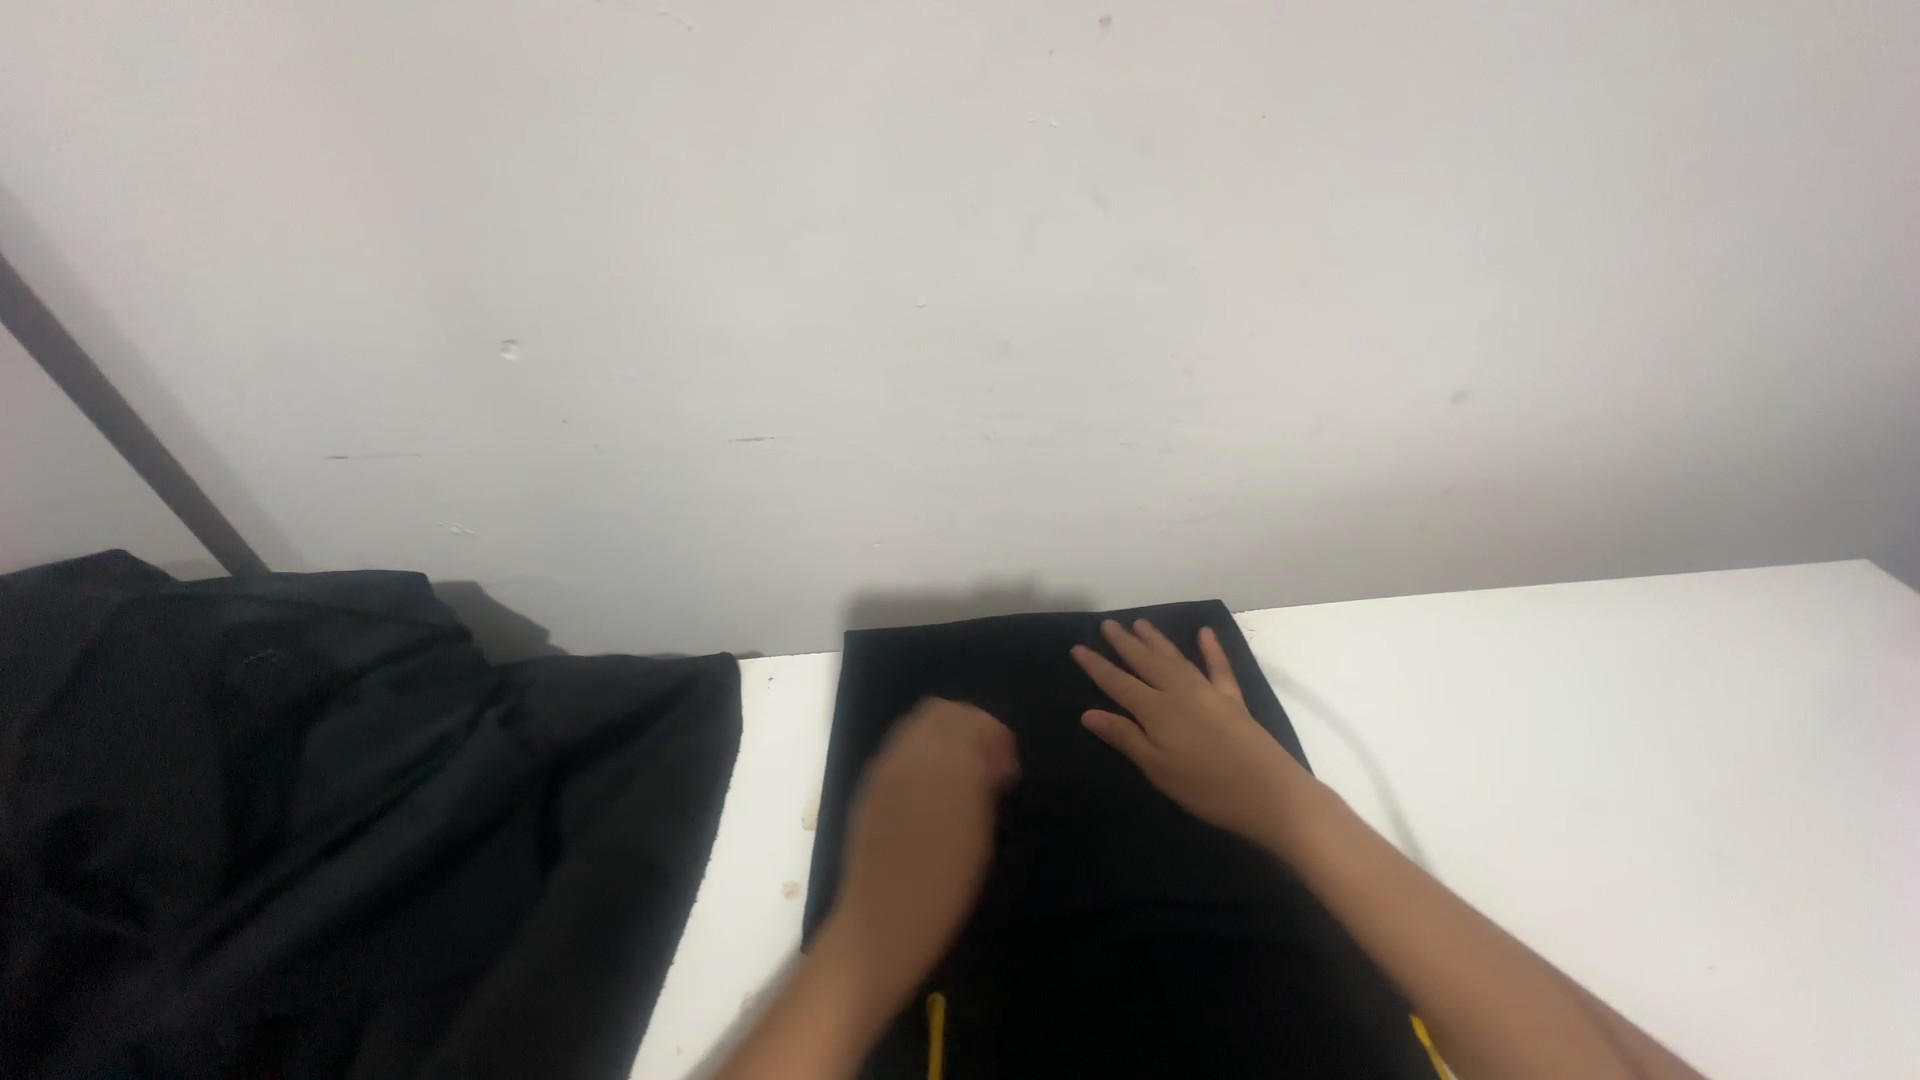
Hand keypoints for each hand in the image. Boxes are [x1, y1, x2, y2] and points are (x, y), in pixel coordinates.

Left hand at [825, 698, 1017, 1006]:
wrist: (882, 921)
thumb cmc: (944, 885)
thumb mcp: (980, 833)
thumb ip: (984, 783)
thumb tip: (989, 761)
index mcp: (946, 764)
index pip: (973, 720)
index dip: (996, 735)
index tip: (1009, 769)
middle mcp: (910, 754)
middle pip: (940, 712)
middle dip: (968, 728)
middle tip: (986, 765)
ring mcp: (884, 768)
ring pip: (916, 726)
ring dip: (943, 739)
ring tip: (960, 778)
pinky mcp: (869, 785)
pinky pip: (899, 751)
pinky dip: (921, 756)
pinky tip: (932, 793)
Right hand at [1072, 619, 1314, 847]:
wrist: (1271, 793)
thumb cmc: (1207, 788)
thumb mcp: (1158, 769)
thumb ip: (1125, 737)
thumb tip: (1088, 713)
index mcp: (1156, 710)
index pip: (1118, 683)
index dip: (1097, 666)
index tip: (1078, 647)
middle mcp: (1179, 692)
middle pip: (1146, 662)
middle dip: (1124, 643)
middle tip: (1108, 624)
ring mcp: (1208, 692)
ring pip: (1176, 658)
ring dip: (1156, 640)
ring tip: (1140, 623)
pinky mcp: (1233, 699)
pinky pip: (1219, 667)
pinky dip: (1211, 649)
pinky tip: (1205, 633)